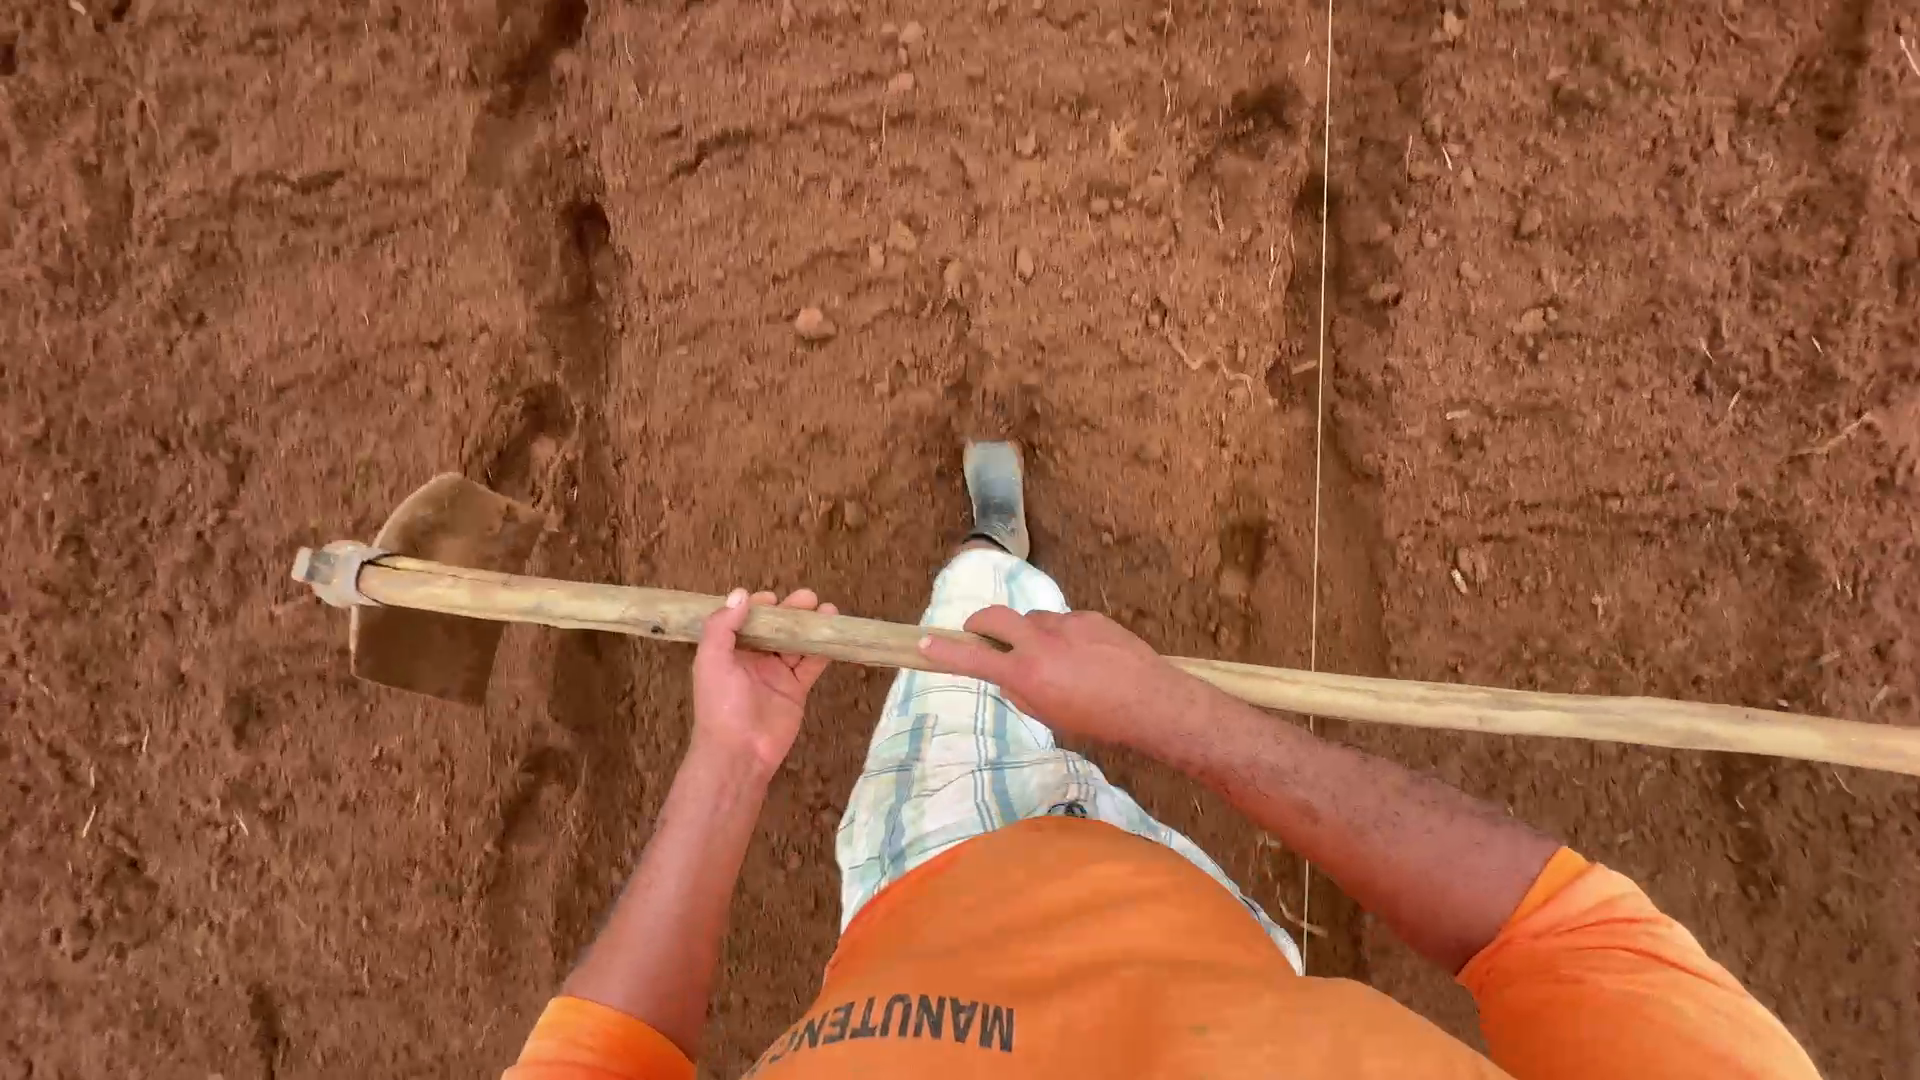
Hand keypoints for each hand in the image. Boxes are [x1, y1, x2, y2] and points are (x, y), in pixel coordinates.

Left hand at [692, 588, 836, 776]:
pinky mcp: (797, 688)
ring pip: (797, 643)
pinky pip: (812, 664)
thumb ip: (722, 627)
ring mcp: (777, 673)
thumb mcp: (712, 661)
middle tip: (808, 598)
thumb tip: (740, 594)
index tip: (773, 599)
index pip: (747, 620)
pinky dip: (823, 649)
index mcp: (730, 650)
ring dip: (811, 626)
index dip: (760, 606)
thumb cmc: (721, 704)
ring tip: (828, 610)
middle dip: (792, 611)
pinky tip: (834, 635)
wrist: (739, 752)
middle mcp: (754, 658)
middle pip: (776, 628)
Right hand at [916, 606, 1206, 749]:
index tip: (924, 642)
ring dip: (1032, 633)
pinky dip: (1064, 635)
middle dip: (981, 621)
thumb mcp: (1050, 716)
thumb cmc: (1098, 721)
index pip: (974, 657)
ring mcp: (1066, 623)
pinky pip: (1065, 621)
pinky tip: (1087, 656)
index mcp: (1027, 672)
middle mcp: (1041, 641)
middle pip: (996, 616)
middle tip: (979, 631)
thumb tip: (1009, 675)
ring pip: (1034, 619)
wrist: (1151, 701)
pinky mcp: (1090, 616)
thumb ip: (1022, 691)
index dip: (945, 650)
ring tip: (1057, 659)